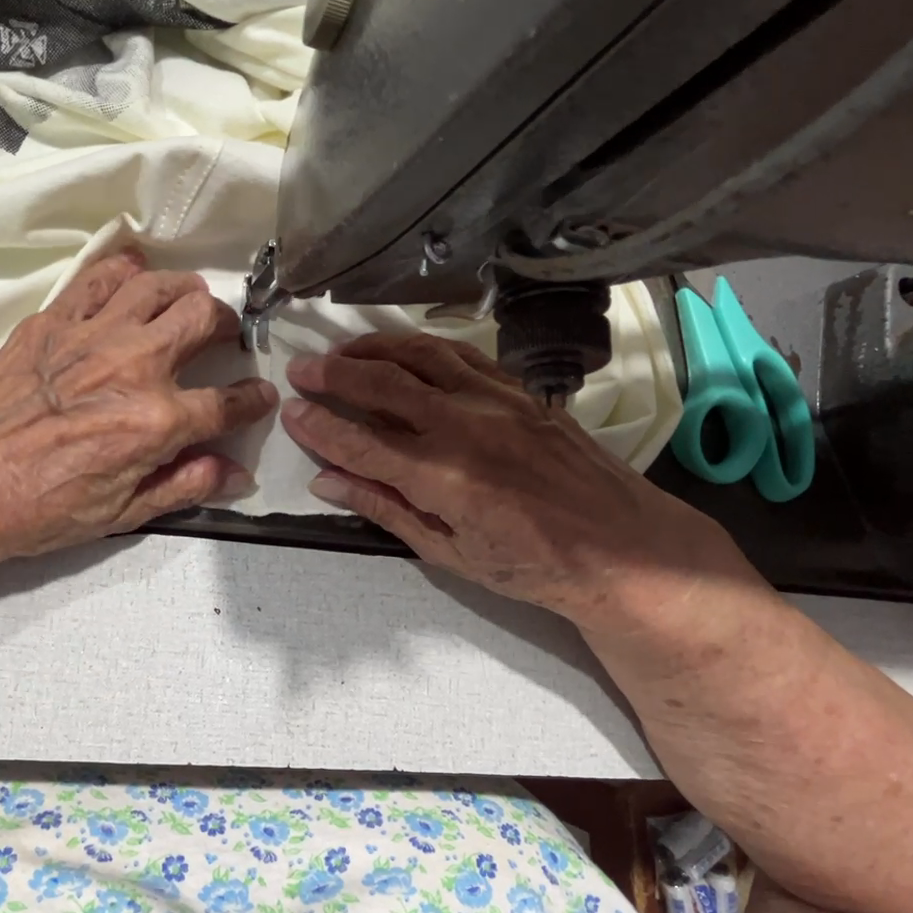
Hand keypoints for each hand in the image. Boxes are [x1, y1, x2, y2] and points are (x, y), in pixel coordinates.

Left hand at [0, 250, 278, 558]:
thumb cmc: (37, 508)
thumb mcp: (120, 514)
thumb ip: (183, 486)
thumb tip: (234, 473)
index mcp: (156, 421)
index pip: (228, 403)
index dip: (252, 400)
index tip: (258, 396)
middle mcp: (134, 365)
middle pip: (202, 318)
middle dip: (226, 325)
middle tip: (222, 336)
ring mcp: (92, 335)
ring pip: (158, 285)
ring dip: (183, 289)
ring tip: (186, 301)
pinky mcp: (54, 320)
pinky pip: (100, 278)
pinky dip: (125, 273)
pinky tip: (132, 280)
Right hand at [280, 333, 751, 627]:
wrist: (624, 549)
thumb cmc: (530, 565)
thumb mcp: (447, 552)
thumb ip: (384, 508)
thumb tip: (327, 482)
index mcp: (443, 478)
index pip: (361, 441)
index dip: (318, 425)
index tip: (289, 411)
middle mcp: (466, 427)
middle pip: (384, 383)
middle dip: (334, 373)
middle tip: (301, 368)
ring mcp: (498, 401)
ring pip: (423, 356)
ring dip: (376, 347)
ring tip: (344, 349)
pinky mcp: (522, 392)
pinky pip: (463, 355)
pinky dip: (424, 347)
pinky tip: (405, 351)